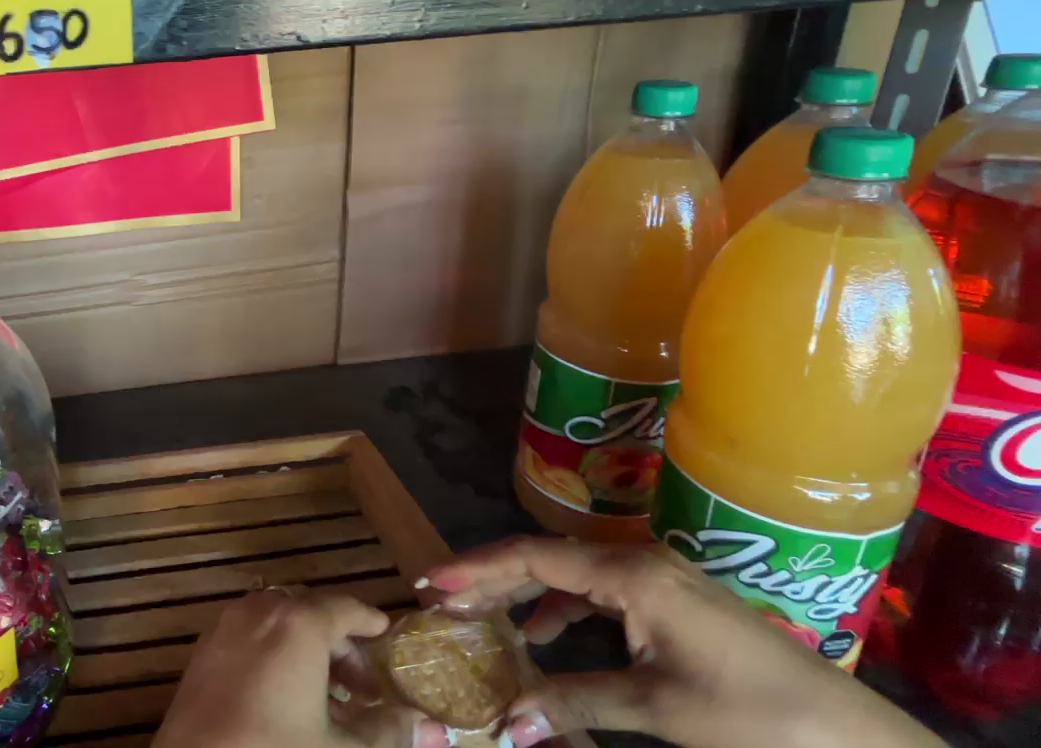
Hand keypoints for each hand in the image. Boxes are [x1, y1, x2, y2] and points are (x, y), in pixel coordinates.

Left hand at [154, 587, 449, 747]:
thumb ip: (388, 732)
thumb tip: (429, 726)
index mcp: (298, 624)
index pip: (343, 607)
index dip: (368, 621)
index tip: (385, 634)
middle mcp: (259, 611)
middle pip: (309, 611)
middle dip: (339, 642)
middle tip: (363, 688)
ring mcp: (225, 627)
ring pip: (276, 622)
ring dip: (305, 649)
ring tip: (327, 698)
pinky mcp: (202, 650)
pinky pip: (249, 635)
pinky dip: (273, 652)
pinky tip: (286, 698)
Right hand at [421, 537, 944, 747]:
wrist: (856, 737)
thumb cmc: (753, 715)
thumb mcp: (657, 709)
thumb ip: (574, 705)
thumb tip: (505, 725)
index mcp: (628, 573)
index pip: (531, 558)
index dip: (475, 569)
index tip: (431, 583)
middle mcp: (635, 561)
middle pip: (542, 558)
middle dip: (488, 576)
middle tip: (439, 596)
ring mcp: (654, 577)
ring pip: (566, 573)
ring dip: (519, 591)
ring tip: (476, 612)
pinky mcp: (668, 599)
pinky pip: (594, 591)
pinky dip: (559, 608)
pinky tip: (541, 632)